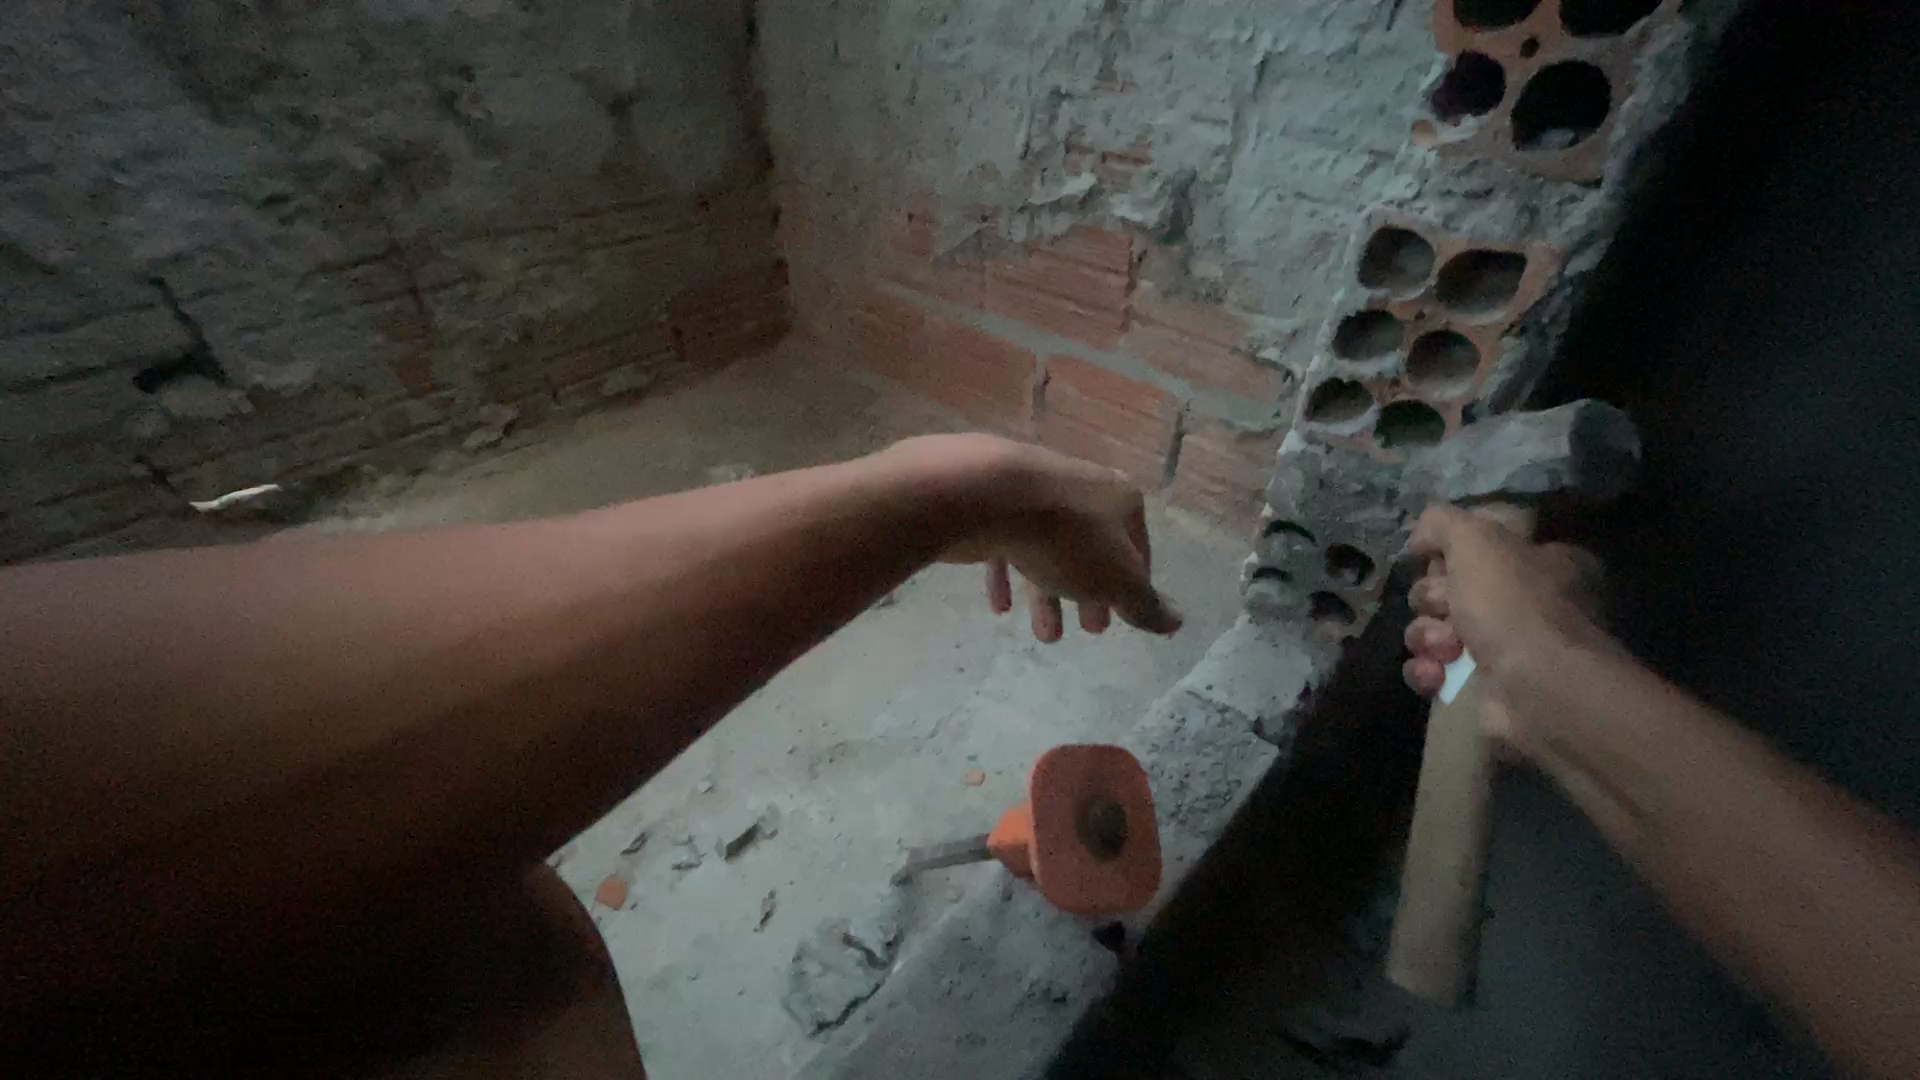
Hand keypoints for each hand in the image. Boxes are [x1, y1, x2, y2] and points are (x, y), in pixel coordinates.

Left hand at [905, 436, 1182, 642]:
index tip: (1126, 615)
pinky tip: (1001, 608)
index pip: (1138, 549)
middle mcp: (1081, 489)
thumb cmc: (1066, 539)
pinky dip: (1010, 577)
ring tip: (1047, 637)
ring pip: (1050, 552)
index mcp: (1120, 499)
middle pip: (1092, 551)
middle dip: (1092, 594)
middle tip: (1090, 629)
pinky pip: (1009, 546)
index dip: (1135, 586)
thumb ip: (1145, 604)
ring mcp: (1036, 495)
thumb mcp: (1116, 580)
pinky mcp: (996, 506)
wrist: (989, 496)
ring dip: (1050, 596)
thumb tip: (1177, 622)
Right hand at [1400, 505, 1603, 754]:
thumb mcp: (1478, 539)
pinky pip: (1433, 668)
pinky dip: (1428, 670)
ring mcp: (1505, 647)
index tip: (1439, 560)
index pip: (1480, 543)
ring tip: (1446, 649)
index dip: (1450, 551)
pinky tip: (1438, 673)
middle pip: (1447, 587)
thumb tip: (1421, 536)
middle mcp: (1527, 602)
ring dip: (1427, 636)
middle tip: (1446, 607)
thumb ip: (1444, 522)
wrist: (1538, 689)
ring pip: (1434, 628)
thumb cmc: (1514, 606)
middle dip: (1433, 599)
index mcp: (1542, 561)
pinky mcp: (1483, 686)